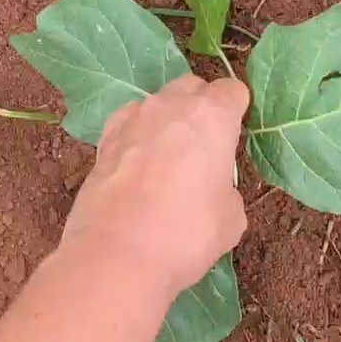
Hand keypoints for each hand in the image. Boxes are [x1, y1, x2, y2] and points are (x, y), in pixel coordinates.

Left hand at [59, 75, 248, 297]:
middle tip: (205, 146)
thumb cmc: (187, 234)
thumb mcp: (232, 218)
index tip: (235, 136)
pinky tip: (138, 164)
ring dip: (167, 121)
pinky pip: (127, 124)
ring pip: (156, 103)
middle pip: (191, 87)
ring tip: (169, 159)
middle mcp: (170, 106)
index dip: (237, 111)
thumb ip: (227, 190)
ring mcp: (132, 120)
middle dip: (201, 107)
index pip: (232, 91)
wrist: (118, 254)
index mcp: (212, 116)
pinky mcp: (103, 142)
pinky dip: (137, 136)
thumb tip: (213, 190)